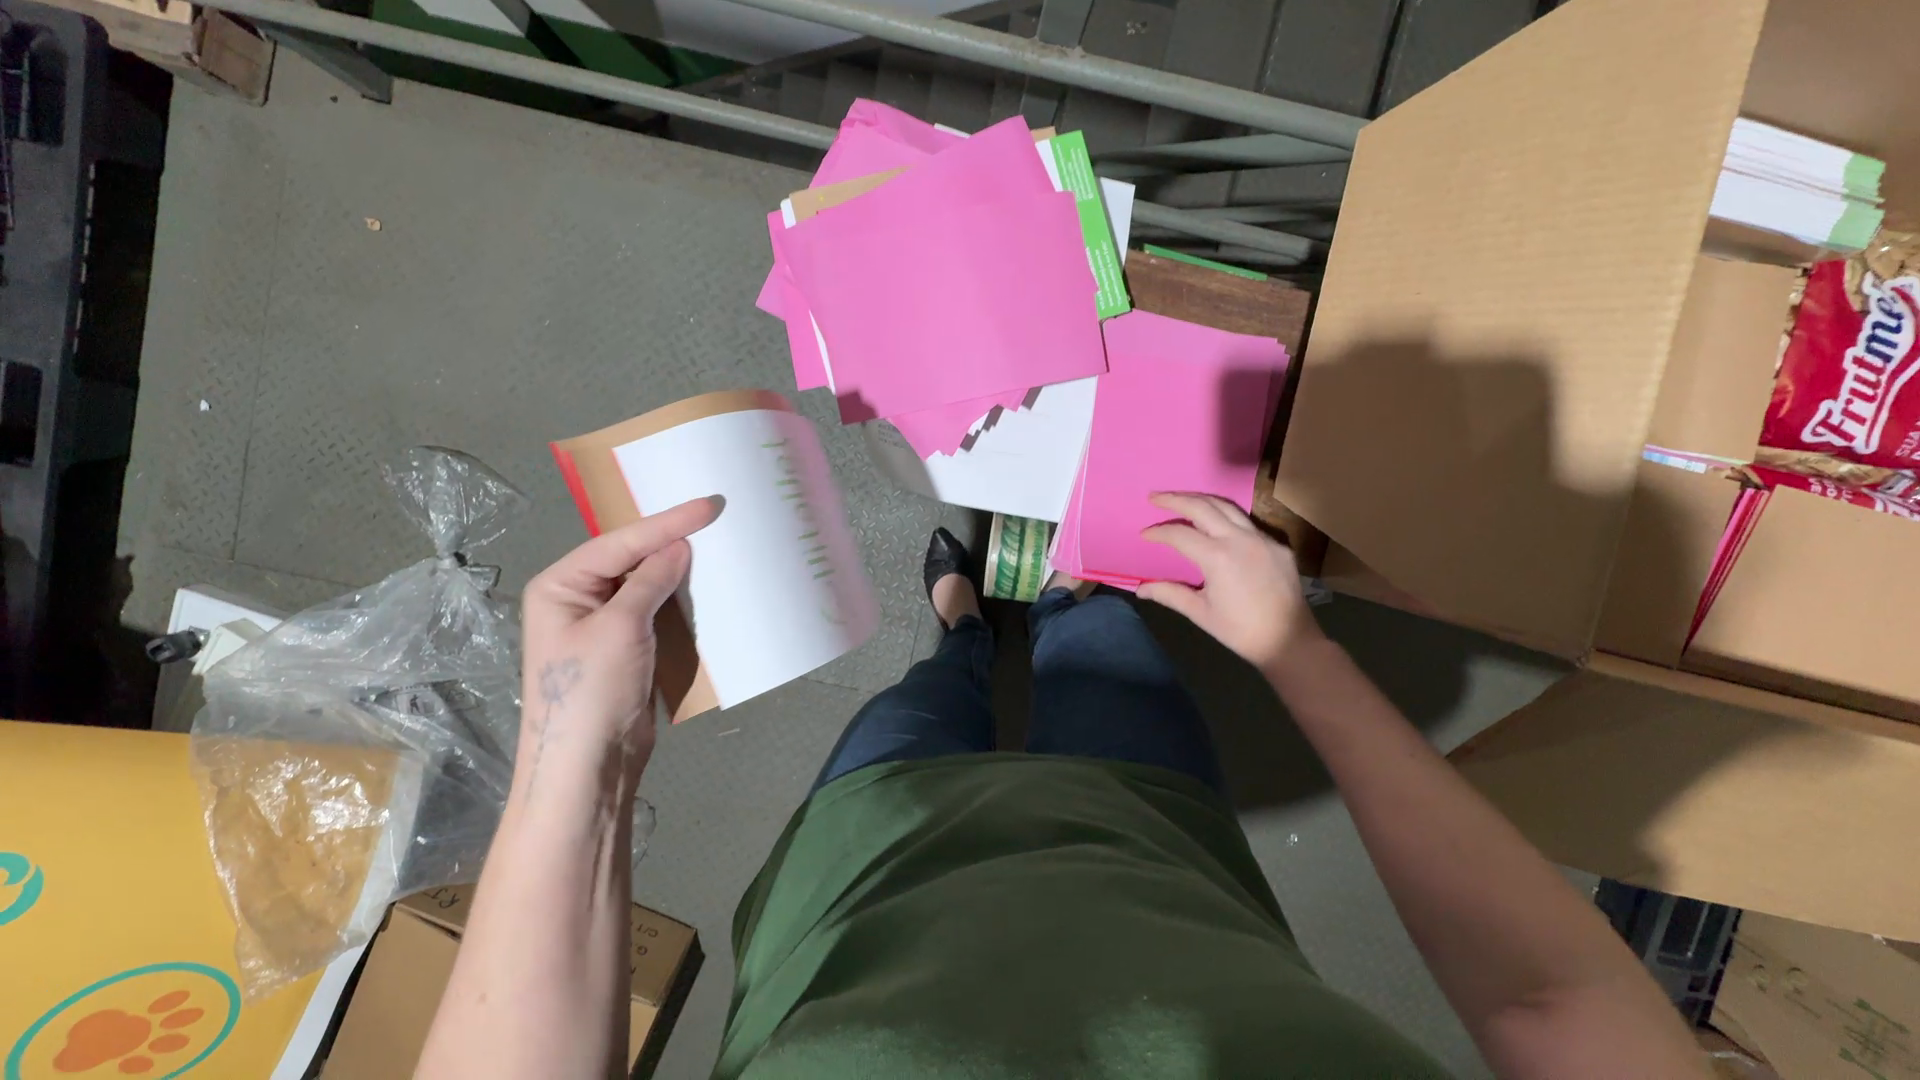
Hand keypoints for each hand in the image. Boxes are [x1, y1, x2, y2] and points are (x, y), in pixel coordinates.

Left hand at [518, 497, 718, 785]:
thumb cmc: (590, 691)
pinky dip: (682, 603)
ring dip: (681, 573)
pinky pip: (658, 615)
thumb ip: (650, 581)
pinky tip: (708, 590)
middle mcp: (579, 600)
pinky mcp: (628, 652)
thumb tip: (679, 547)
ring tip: (718, 548)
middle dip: (671, 542)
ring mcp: (604, 628)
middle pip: (632, 560)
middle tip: (715, 519)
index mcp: (561, 586)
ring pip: (648, 587)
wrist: (588, 768)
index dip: (666, 522)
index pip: (620, 542)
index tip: (709, 505)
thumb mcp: (620, 627)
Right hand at [1137, 492, 1322, 677]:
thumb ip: (1169, 594)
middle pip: (1203, 506)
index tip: (1144, 534)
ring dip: (1202, 500)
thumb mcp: (1200, 613)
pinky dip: (1226, 517)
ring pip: (1228, 507)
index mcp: (1218, 557)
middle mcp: (1240, 539)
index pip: (1180, 533)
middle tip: (1155, 497)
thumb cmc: (1240, 631)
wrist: (1289, 640)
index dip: (1159, 532)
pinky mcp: (1278, 544)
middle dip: (1176, 499)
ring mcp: (1263, 538)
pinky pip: (1248, 522)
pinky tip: (1217, 524)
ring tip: (1182, 499)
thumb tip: (1140, 589)